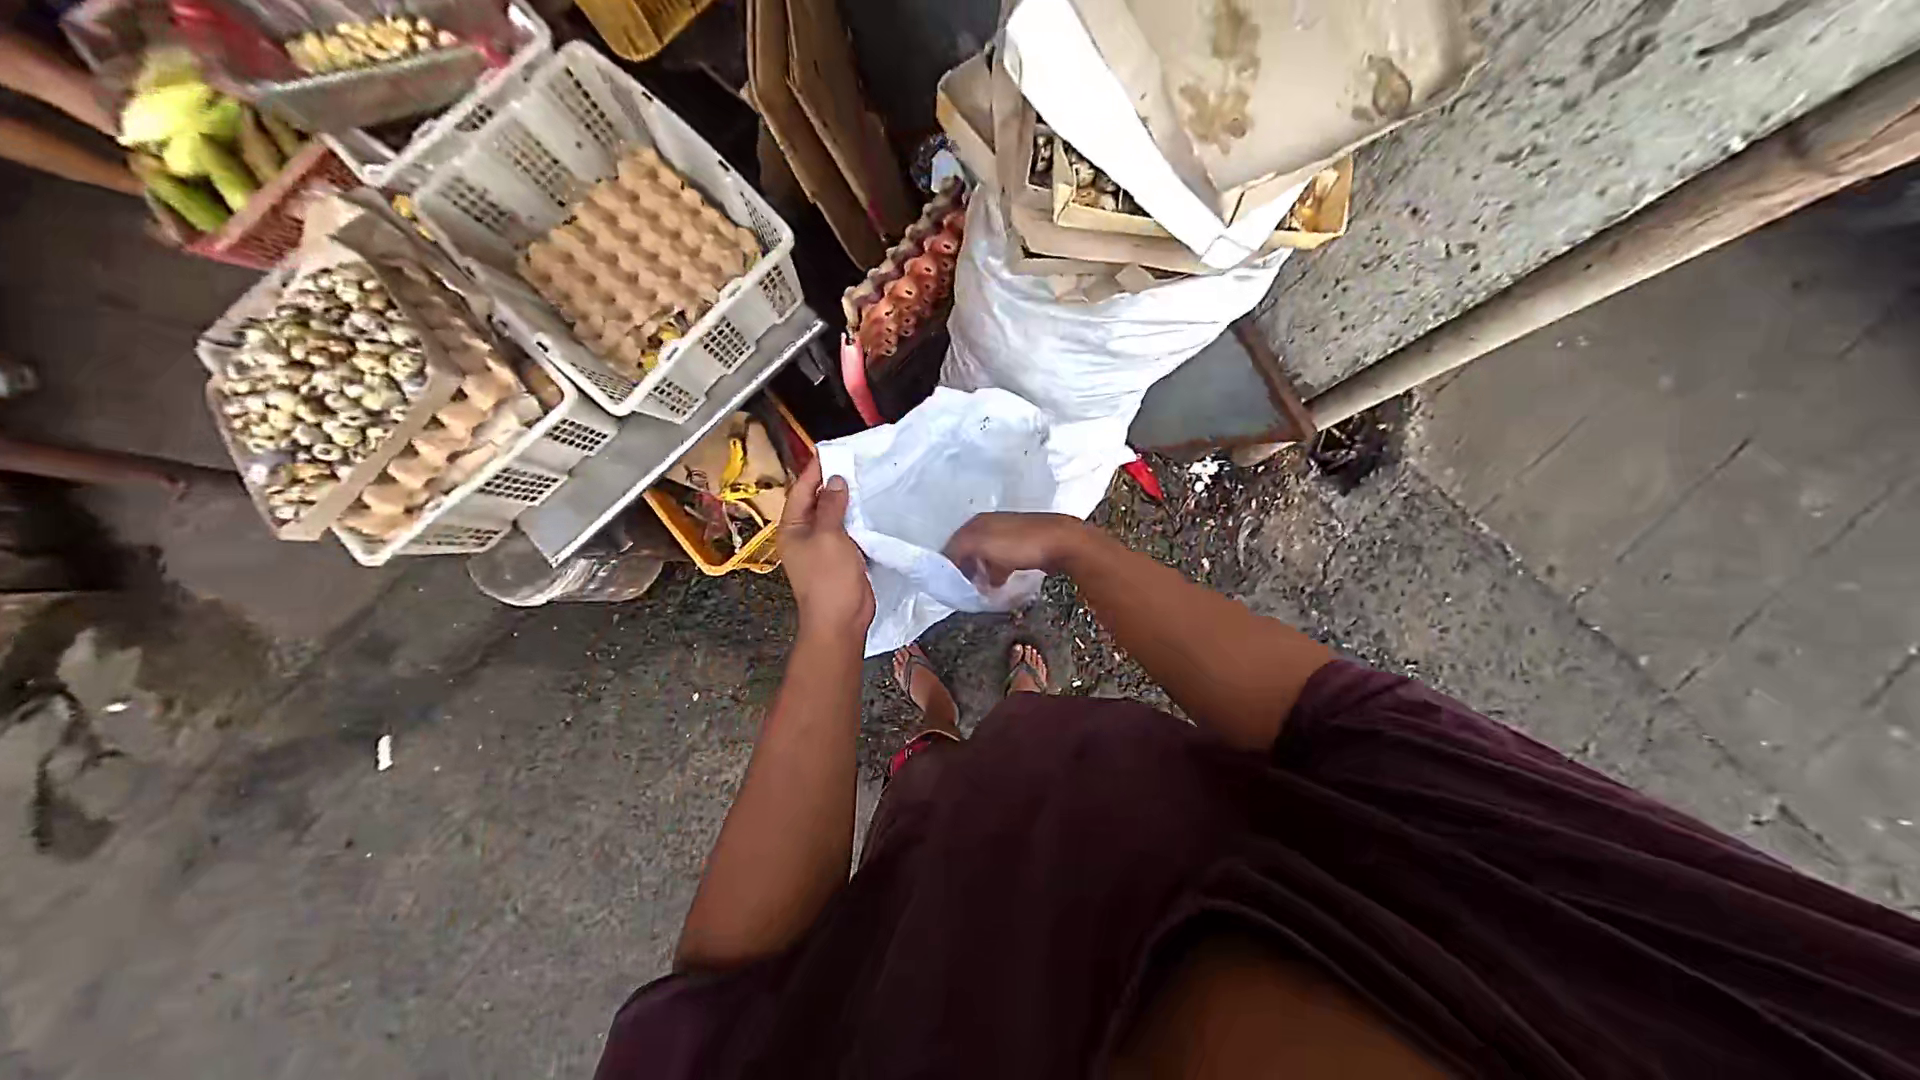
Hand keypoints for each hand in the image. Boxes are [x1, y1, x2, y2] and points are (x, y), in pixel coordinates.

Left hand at [780, 459, 874, 635]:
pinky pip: (849, 531)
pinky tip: (873, 508)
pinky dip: (858, 519)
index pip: (802, 491)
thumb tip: (836, 480)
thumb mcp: (829, 536)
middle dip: (834, 483)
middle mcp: (805, 535)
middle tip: (854, 461)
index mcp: (792, 528)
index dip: (814, 471)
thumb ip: (832, 506)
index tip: (830, 451)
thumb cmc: (828, 578)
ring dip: (848, 501)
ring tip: (866, 479)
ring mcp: (824, 547)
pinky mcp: (843, 557)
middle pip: (818, 502)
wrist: (840, 620)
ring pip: (835, 516)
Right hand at [943, 512, 1090, 587]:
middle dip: (964, 568)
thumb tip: (948, 561)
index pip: (953, 543)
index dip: (948, 562)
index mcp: (978, 522)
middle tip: (962, 588)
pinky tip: (999, 583)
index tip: (947, 583)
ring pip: (986, 556)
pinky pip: (1002, 561)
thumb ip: (958, 550)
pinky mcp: (1024, 546)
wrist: (1061, 542)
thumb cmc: (1018, 544)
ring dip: (981, 572)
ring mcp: (1009, 534)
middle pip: (969, 549)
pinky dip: (997, 572)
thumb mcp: (980, 544)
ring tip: (980, 589)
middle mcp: (991, 525)